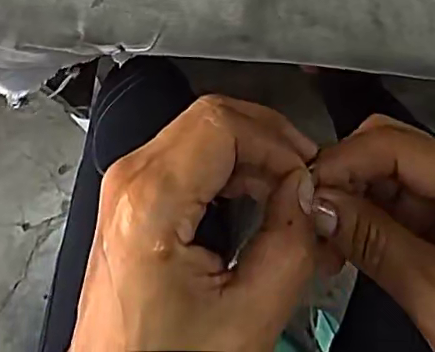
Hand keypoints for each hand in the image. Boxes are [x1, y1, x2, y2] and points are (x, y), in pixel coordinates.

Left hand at [71, 95, 331, 351]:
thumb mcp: (246, 319)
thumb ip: (290, 243)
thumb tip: (306, 190)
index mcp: (150, 202)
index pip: (225, 123)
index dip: (276, 141)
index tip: (304, 174)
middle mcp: (130, 182)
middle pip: (215, 116)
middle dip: (270, 140)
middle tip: (303, 175)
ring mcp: (128, 186)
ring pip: (206, 129)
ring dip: (255, 152)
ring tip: (286, 190)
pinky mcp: (135, 197)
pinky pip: (193, 152)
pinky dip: (233, 164)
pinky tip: (257, 196)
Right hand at [310, 116, 434, 351]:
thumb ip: (377, 243)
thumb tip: (314, 201)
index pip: (399, 144)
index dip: (347, 159)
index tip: (301, 187)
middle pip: (389, 148)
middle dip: (343, 174)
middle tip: (303, 213)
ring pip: (381, 173)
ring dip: (345, 197)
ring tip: (314, 234)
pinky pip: (386, 202)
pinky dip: (357, 217)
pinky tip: (336, 242)